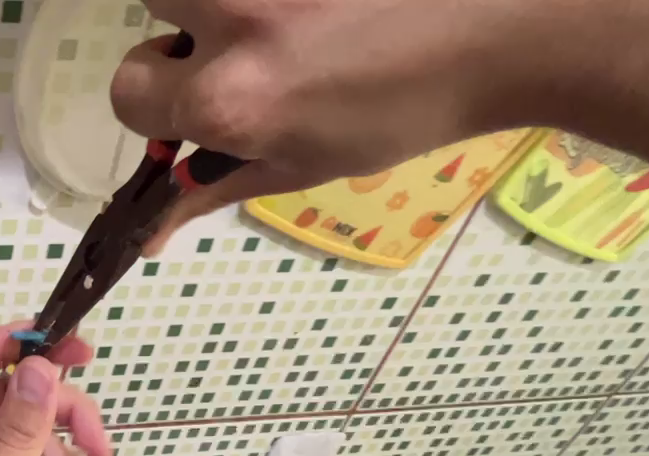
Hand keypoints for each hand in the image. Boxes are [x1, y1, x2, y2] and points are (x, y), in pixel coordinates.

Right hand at [110, 0, 557, 251]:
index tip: (188, 99)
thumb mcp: (298, 167)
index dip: (153, 99)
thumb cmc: (405, 111)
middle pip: (152, 1)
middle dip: (184, 25)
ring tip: (284, 11)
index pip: (127, 90)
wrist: (521, 18)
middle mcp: (235, 17)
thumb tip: (150, 238)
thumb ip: (214, 188)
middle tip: (242, 39)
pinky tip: (324, 0)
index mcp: (228, 97)